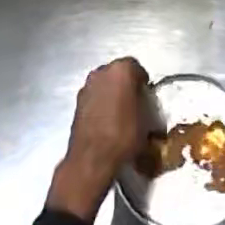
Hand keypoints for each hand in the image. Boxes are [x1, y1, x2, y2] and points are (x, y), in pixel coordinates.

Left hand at [47, 57, 148, 221]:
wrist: (92, 157)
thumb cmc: (124, 135)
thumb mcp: (145, 120)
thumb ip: (143, 102)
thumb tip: (141, 101)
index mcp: (121, 71)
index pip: (136, 66)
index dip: (142, 80)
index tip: (146, 92)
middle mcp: (101, 72)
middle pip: (117, 72)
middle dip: (126, 83)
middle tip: (134, 100)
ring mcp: (87, 85)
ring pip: (104, 83)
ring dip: (112, 92)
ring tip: (121, 111)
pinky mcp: (77, 100)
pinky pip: (94, 95)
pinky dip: (101, 101)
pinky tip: (106, 119)